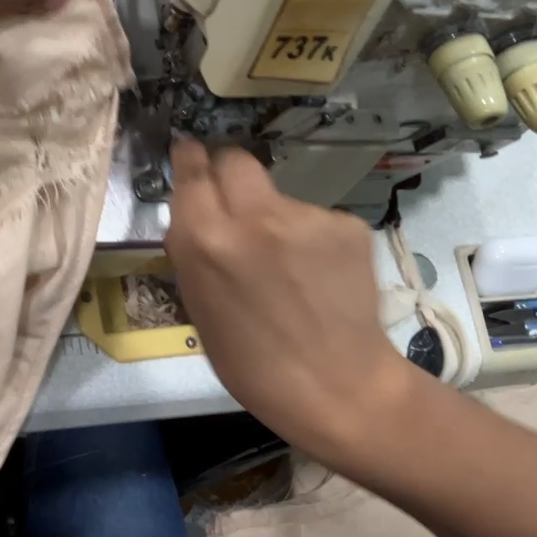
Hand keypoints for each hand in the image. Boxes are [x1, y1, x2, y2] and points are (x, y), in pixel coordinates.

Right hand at [165, 140, 417, 458]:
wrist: (335, 385)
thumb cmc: (250, 363)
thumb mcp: (198, 306)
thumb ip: (194, 252)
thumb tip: (195, 219)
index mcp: (205, 240)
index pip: (193, 170)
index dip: (190, 157)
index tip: (190, 151)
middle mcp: (253, 216)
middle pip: (236, 160)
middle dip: (229, 174)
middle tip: (234, 204)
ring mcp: (305, 216)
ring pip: (277, 195)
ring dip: (272, 217)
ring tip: (287, 266)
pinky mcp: (347, 224)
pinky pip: (314, 218)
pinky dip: (309, 239)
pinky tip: (317, 274)